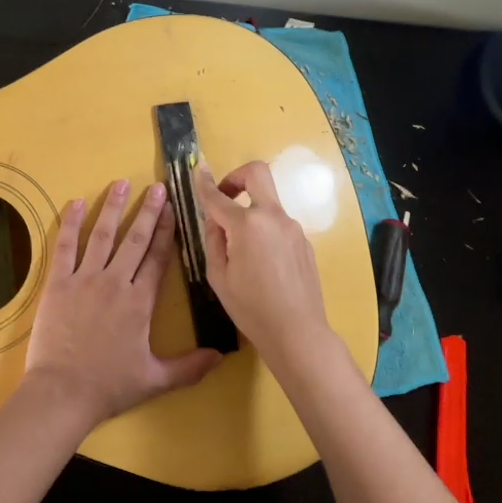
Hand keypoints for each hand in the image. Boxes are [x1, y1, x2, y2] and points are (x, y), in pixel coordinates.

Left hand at [24, 179, 221, 426]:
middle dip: (148, 211)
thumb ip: (189, 367)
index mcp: (140, 302)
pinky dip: (70, 223)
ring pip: (102, 235)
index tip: (173, 210)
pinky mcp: (58, 283)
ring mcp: (85, 279)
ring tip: (121, 183)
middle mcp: (115, 282)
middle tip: (157, 187)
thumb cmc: (108, 387)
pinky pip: (65, 246)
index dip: (167, 232)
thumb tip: (222, 356)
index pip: (157, 258)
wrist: (62, 393)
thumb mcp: (155, 380)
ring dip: (112, 207)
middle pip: (135, 239)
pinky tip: (74, 202)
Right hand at [195, 161, 334, 366]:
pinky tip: (262, 263)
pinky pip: (278, 224)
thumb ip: (213, 239)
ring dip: (251, 210)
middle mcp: (272, 216)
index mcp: (246, 224)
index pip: (218, 196)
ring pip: (268, 202)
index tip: (197, 169)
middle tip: (225, 195)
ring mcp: (292, 227)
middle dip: (237, 176)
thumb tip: (215, 218)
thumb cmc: (251, 308)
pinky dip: (265, 230)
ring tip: (241, 247)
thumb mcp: (218, 276)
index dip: (204, 182)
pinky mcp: (304, 241)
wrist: (298, 333)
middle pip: (257, 173)